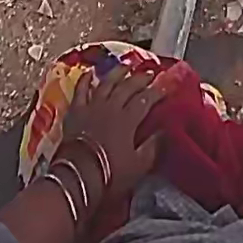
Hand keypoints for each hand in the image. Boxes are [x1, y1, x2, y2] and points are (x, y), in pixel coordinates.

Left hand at [58, 67, 170, 208]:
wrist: (77, 177)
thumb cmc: (110, 175)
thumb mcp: (138, 167)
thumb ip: (152, 147)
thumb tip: (164, 131)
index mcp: (128, 119)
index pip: (145, 100)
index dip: (156, 92)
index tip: (166, 86)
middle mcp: (111, 106)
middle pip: (127, 87)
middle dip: (140, 78)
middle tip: (150, 72)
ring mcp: (92, 106)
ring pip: (106, 83)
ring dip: (117, 72)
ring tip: (126, 65)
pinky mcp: (76, 110)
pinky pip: (81, 89)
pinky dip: (85, 79)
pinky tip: (90, 72)